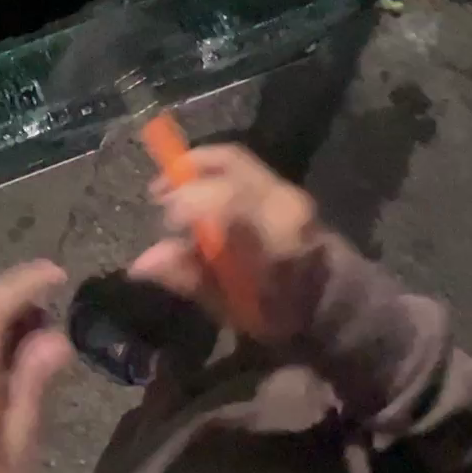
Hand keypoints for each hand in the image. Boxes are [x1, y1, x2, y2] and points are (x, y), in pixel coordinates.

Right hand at [129, 144, 319, 340]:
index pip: (225, 199)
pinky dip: (213, 173)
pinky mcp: (286, 186)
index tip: (165, 219)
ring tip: (172, 191)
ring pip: (233, 159)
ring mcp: (286, 189)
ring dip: (198, 168)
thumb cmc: (279, 313)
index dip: (188, 201)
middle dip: (186, 172)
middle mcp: (281, 201)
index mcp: (272, 236)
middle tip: (158, 194)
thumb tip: (140, 263)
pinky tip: (197, 193)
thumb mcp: (232, 306)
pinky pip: (241, 167)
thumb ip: (189, 276)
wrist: (331, 299)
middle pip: (228, 163)